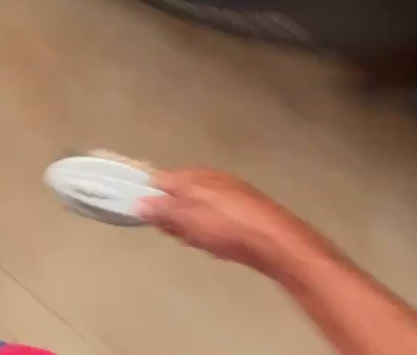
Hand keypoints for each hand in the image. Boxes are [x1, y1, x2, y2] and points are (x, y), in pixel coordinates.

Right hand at [138, 168, 328, 277]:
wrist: (281, 243)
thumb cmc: (226, 229)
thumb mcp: (187, 222)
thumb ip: (159, 210)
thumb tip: (135, 201)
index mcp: (188, 174)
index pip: (157, 182)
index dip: (153, 203)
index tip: (159, 225)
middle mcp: (206, 174)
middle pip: (178, 193)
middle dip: (177, 216)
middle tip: (185, 237)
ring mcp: (229, 187)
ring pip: (200, 203)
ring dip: (197, 222)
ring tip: (207, 243)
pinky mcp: (248, 202)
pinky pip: (220, 210)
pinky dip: (217, 224)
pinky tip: (227, 241)